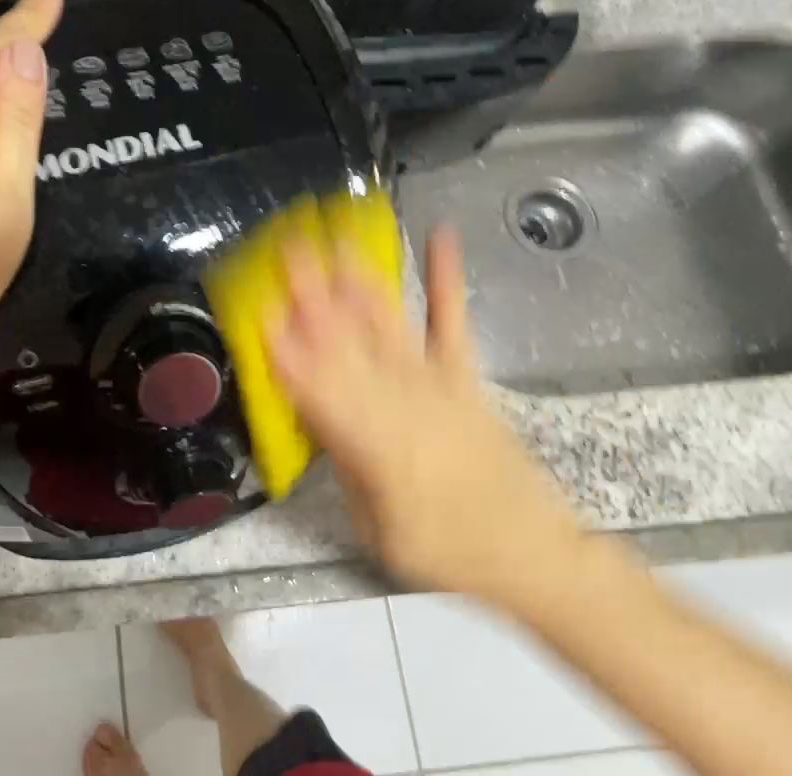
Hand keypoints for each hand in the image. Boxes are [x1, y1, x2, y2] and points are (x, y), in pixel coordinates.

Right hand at [266, 229, 584, 604]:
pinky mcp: (465, 376)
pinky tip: (441, 237)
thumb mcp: (374, 523)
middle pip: (346, 341)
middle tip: (286, 250)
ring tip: (335, 237)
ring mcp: (436, 383)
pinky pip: (453, 322)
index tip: (260, 308)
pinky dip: (447, 278)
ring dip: (359, 278)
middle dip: (312, 295)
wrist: (531, 554)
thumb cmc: (443, 550)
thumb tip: (314, 415)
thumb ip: (344, 462)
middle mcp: (400, 401)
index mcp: (372, 443)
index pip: (315, 385)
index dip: (285, 346)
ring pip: (387, 323)